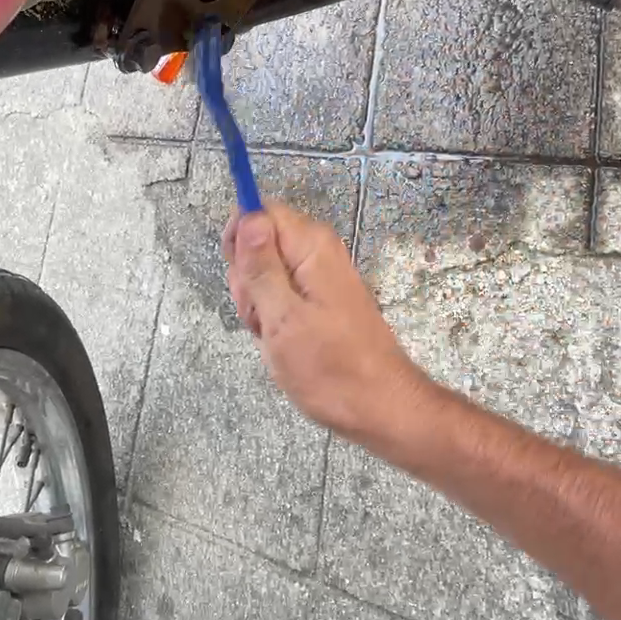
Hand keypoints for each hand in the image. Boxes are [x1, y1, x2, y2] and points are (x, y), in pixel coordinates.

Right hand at [222, 201, 431, 441]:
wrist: (380, 407)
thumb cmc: (330, 368)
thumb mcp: (283, 319)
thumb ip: (261, 266)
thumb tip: (247, 217)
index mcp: (310, 246)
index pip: (259, 212)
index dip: (239, 241)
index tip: (242, 280)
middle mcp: (317, 250)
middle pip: (259, 241)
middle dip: (247, 279)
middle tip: (262, 317)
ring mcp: (320, 274)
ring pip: (266, 270)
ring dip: (258, 303)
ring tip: (275, 336)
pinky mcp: (320, 296)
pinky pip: (281, 291)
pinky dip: (273, 315)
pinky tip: (283, 341)